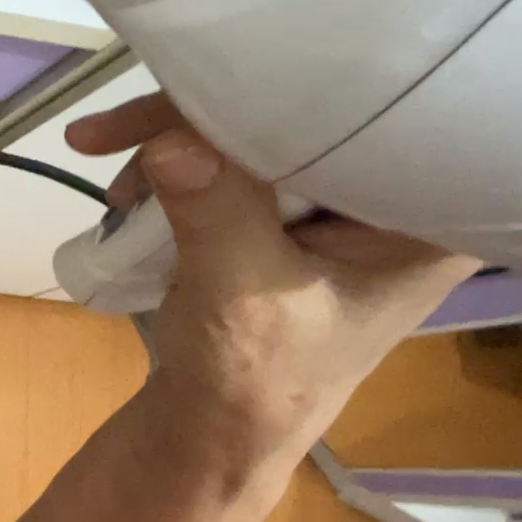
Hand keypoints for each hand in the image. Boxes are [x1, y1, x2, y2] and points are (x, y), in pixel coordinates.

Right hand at [69, 94, 480, 456]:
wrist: (214, 426)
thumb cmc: (251, 380)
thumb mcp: (237, 298)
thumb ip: (214, 215)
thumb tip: (168, 141)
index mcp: (419, 208)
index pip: (351, 114)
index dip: (267, 94)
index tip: (179, 95)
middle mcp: (382, 190)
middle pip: (290, 114)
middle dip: (190, 124)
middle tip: (102, 135)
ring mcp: (324, 201)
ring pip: (243, 135)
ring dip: (165, 152)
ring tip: (116, 197)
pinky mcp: (276, 214)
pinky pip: (220, 165)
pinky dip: (166, 173)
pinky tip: (130, 199)